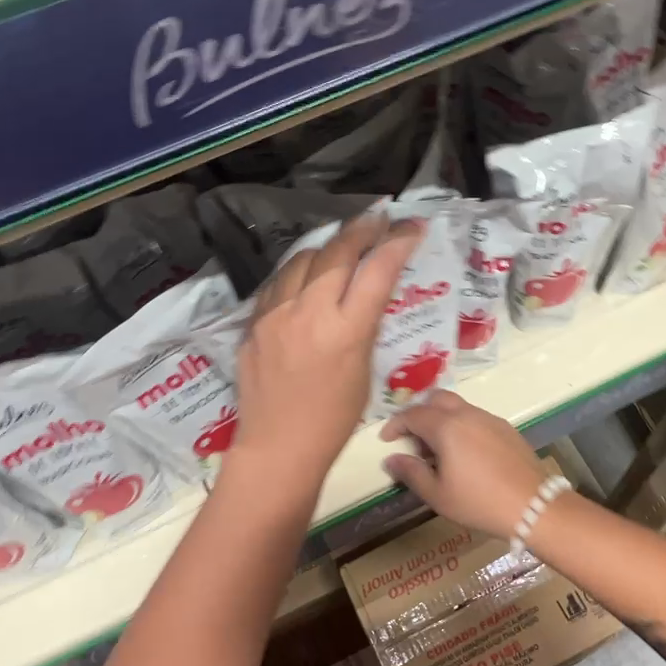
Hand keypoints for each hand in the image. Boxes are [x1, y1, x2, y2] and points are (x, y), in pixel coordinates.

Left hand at [230, 213, 421, 485]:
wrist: (279, 446)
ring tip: (343, 242)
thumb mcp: (365, 371)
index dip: (398, 242)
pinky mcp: (254, 323)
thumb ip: (365, 327)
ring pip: (302, 259)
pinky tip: (307, 272)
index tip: (412, 226)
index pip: (378, 271)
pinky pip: (278, 282)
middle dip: (362, 229)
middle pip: (337, 253)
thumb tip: (366, 296)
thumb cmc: (334, 420)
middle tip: (379, 218)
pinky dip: (298, 270)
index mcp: (347, 332)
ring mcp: (276, 315)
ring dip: (327, 246)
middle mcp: (310, 314)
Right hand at [379, 391, 551, 538]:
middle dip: (419, 413)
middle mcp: (467, 414)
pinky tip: (465, 453)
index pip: (412, 415)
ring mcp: (489, 418)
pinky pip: (476, 417)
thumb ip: (411, 473)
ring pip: (458, 406)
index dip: (395, 424)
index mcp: (446, 427)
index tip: (386, 439)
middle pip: (436, 399)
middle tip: (413, 438)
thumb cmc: (479, 502)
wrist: (533, 505)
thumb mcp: (438, 495)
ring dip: (441, 418)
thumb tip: (392, 459)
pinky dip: (461, 425)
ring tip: (438, 449)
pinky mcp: (506, 428)